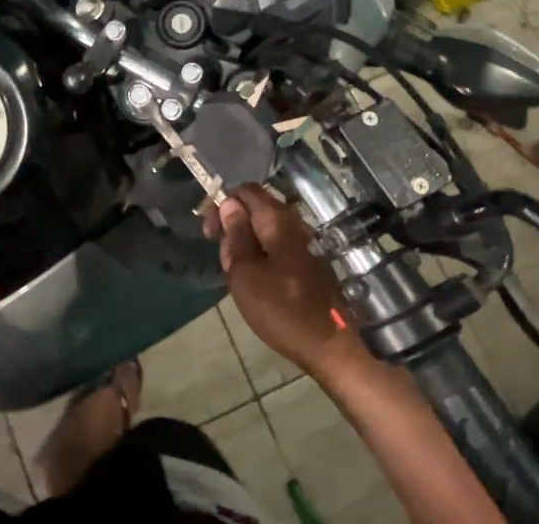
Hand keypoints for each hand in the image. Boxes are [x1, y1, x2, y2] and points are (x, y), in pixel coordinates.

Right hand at [206, 185, 361, 372]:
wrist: (329, 348)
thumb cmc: (281, 309)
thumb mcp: (245, 273)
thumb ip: (236, 234)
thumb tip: (229, 203)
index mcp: (277, 220)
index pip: (245, 190)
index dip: (222, 203)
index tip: (208, 230)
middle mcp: (295, 224)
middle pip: (256, 209)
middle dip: (233, 228)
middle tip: (225, 261)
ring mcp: (305, 244)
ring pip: (266, 231)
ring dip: (246, 246)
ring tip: (238, 277)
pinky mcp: (310, 263)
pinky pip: (278, 248)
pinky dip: (262, 257)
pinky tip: (257, 283)